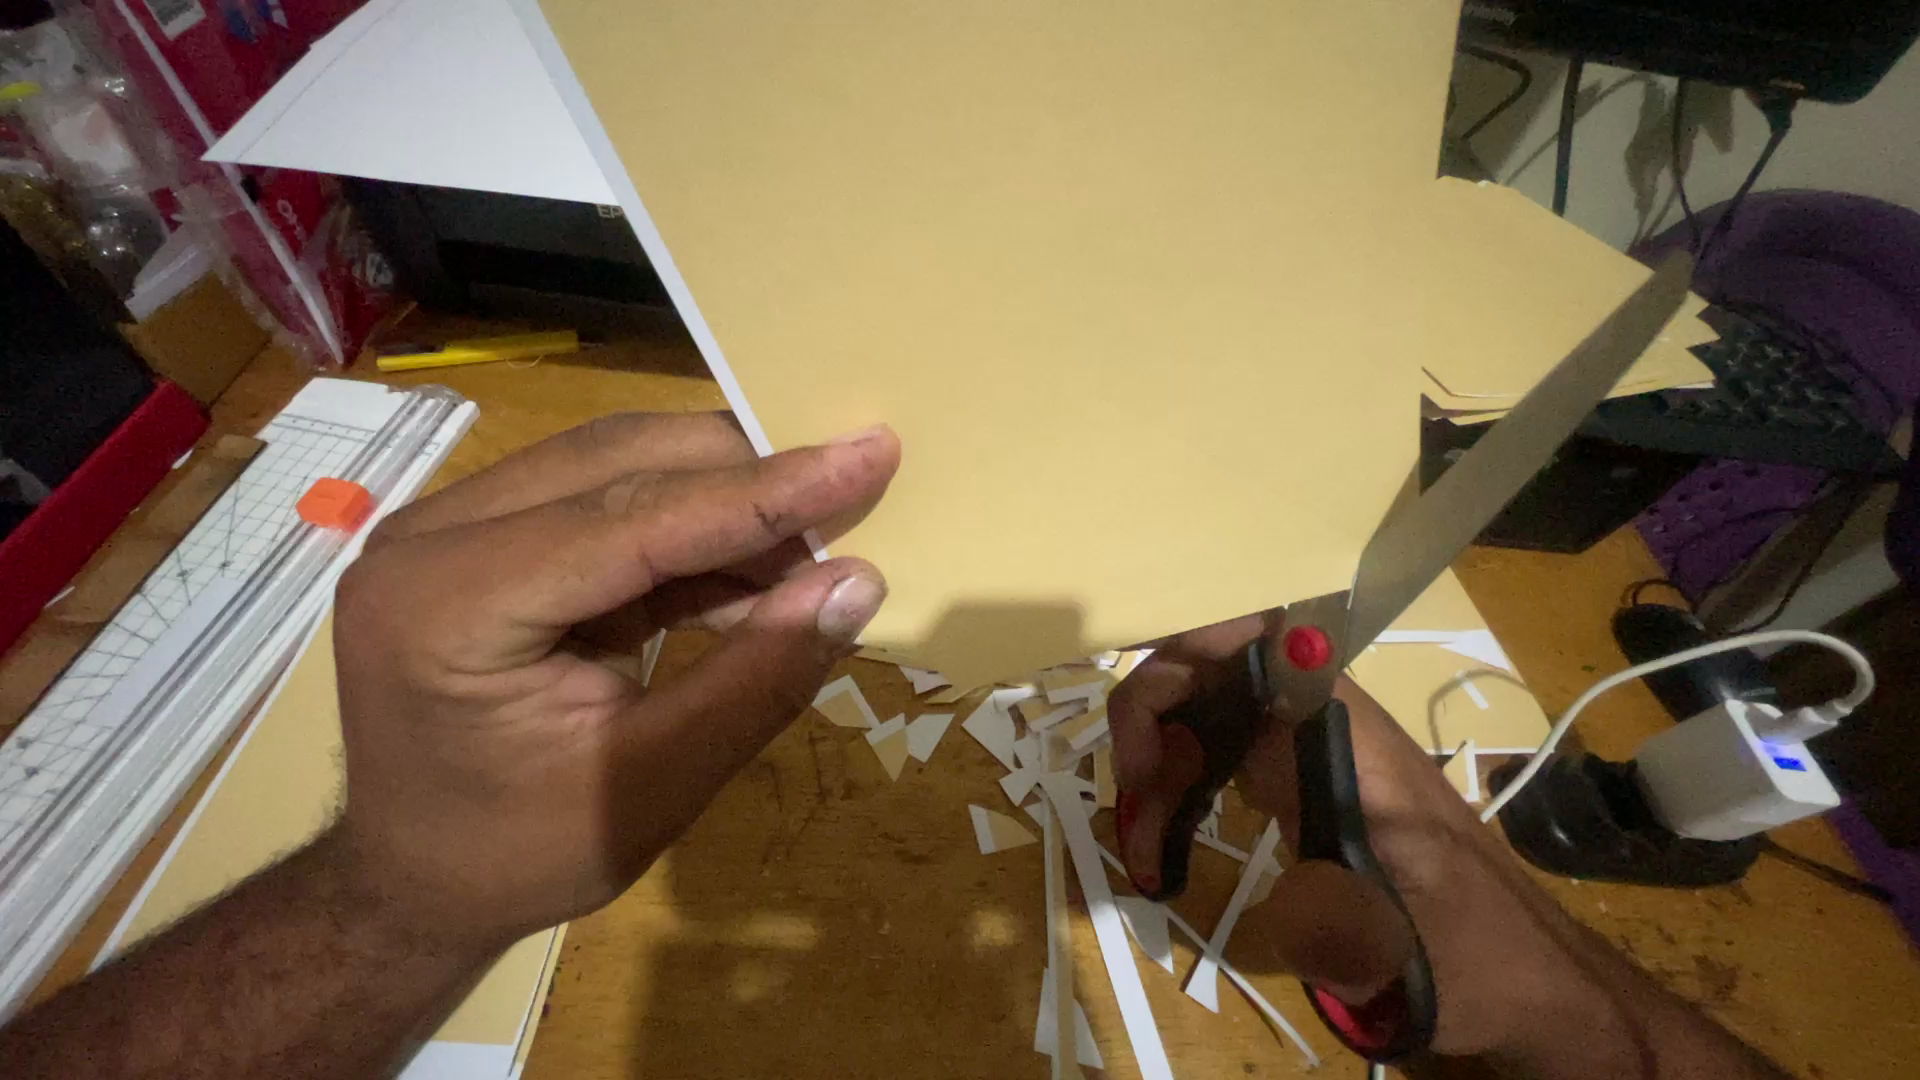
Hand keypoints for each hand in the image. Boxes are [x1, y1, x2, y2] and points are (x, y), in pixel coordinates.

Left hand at [330, 413, 898, 949]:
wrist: (410, 883)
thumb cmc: (517, 855)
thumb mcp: (654, 786)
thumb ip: (758, 677)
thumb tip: (858, 583)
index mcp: (448, 605)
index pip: (636, 516)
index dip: (766, 489)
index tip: (870, 453)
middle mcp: (437, 536)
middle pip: (627, 461)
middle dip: (752, 477)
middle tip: (854, 497)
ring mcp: (460, 528)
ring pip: (625, 466)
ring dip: (730, 501)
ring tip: (813, 551)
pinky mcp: (497, 538)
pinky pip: (618, 504)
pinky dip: (700, 533)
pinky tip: (756, 575)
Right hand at [1108, 614, 1614, 1057]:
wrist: (1520, 978)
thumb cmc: (1477, 952)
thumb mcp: (1411, 950)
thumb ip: (1348, 927)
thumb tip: (1288, 897)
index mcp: (1336, 727)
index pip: (1260, 635)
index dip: (1194, 639)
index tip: (1150, 702)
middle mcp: (1303, 718)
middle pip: (1199, 676)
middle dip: (1146, 728)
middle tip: (1133, 805)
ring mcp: (1288, 747)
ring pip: (1190, 722)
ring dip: (1153, 781)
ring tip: (1145, 864)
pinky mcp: (1280, 781)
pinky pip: (1203, 763)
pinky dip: (1172, 801)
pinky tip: (1163, 856)